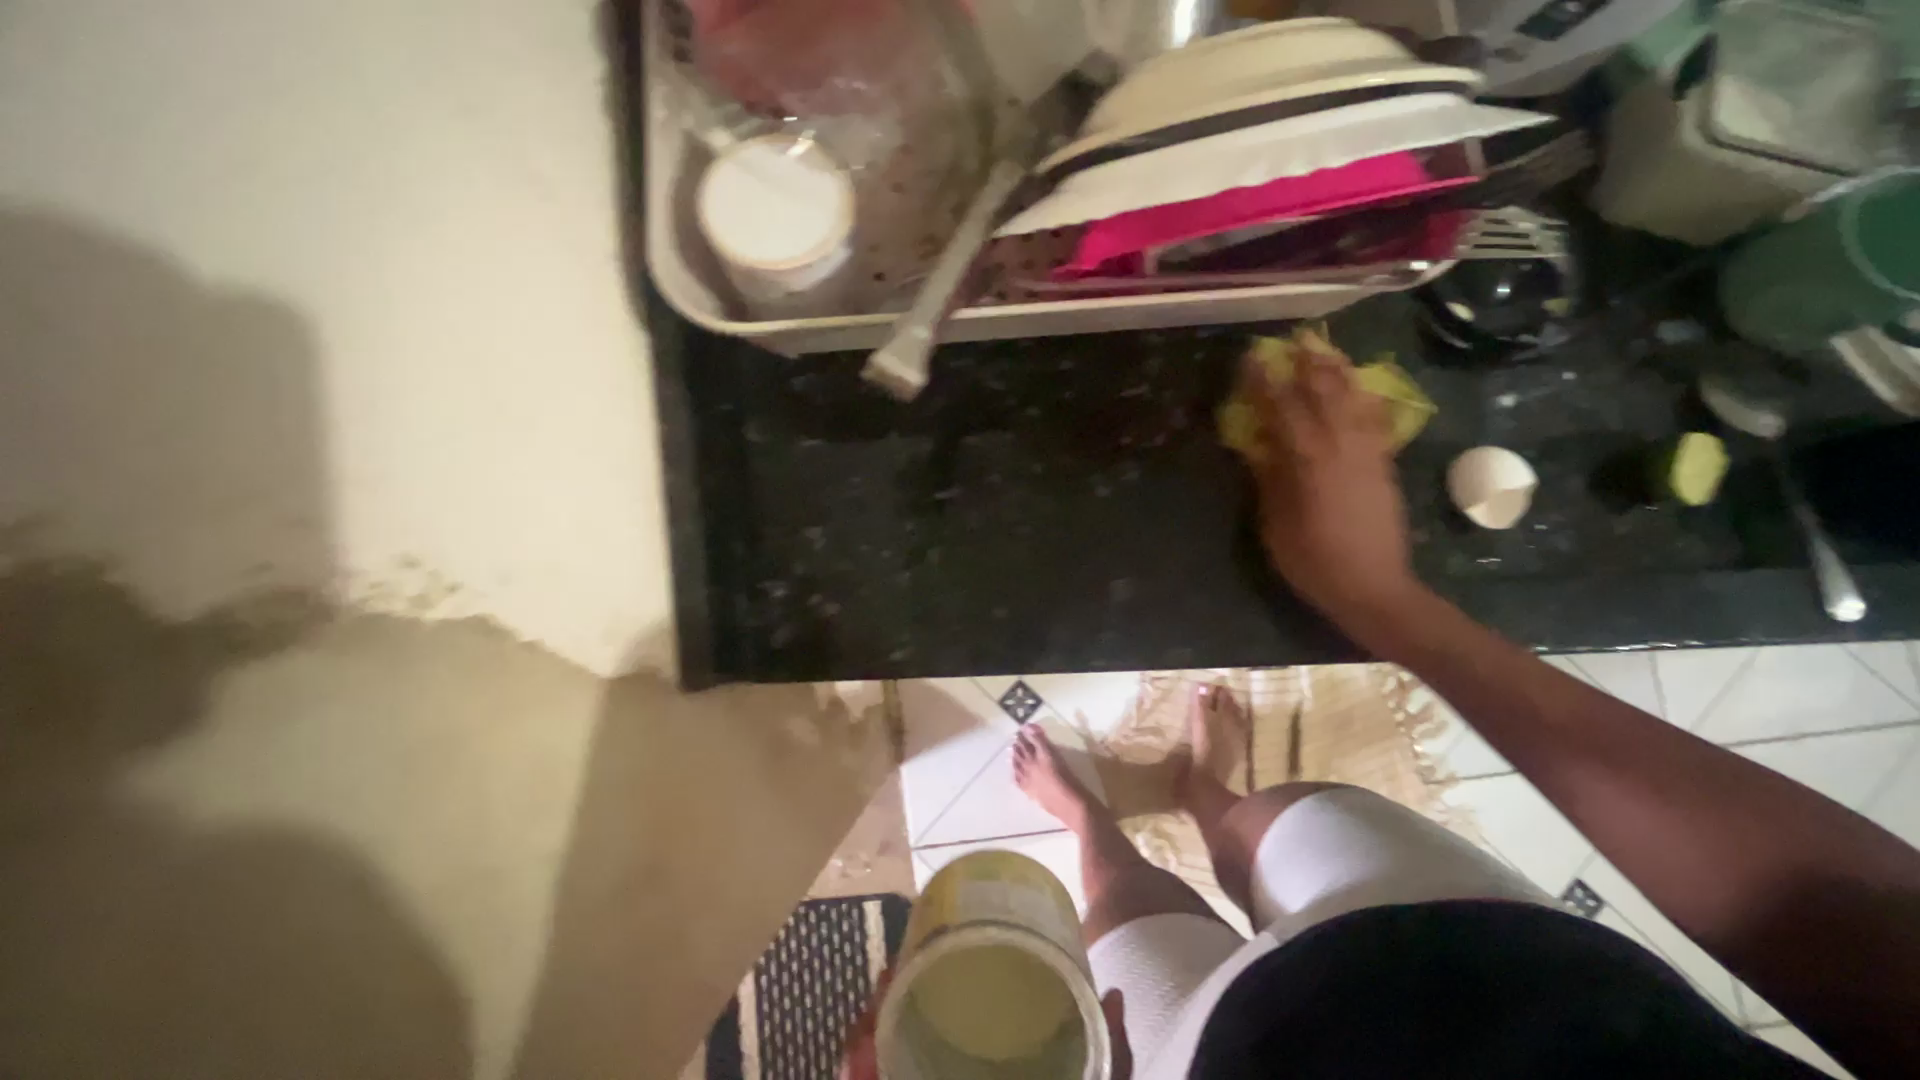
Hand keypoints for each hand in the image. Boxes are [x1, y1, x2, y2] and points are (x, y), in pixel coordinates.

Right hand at [1242, 340, 1420, 630]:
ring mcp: (1368, 453)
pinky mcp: (1384, 465)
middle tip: (1296, 339)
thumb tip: (1259, 443)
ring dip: (1339, 371)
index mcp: (1307, 459)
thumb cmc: (1312, 561)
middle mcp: (1341, 445)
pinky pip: (1376, 420)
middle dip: (1309, 362)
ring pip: (1355, 399)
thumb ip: (1269, 478)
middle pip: (1325, 391)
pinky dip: (1366, 398)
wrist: (1374, 588)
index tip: (1252, 357)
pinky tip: (1362, 389)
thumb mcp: (1275, 524)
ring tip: (1327, 351)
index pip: (1282, 407)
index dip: (1265, 381)